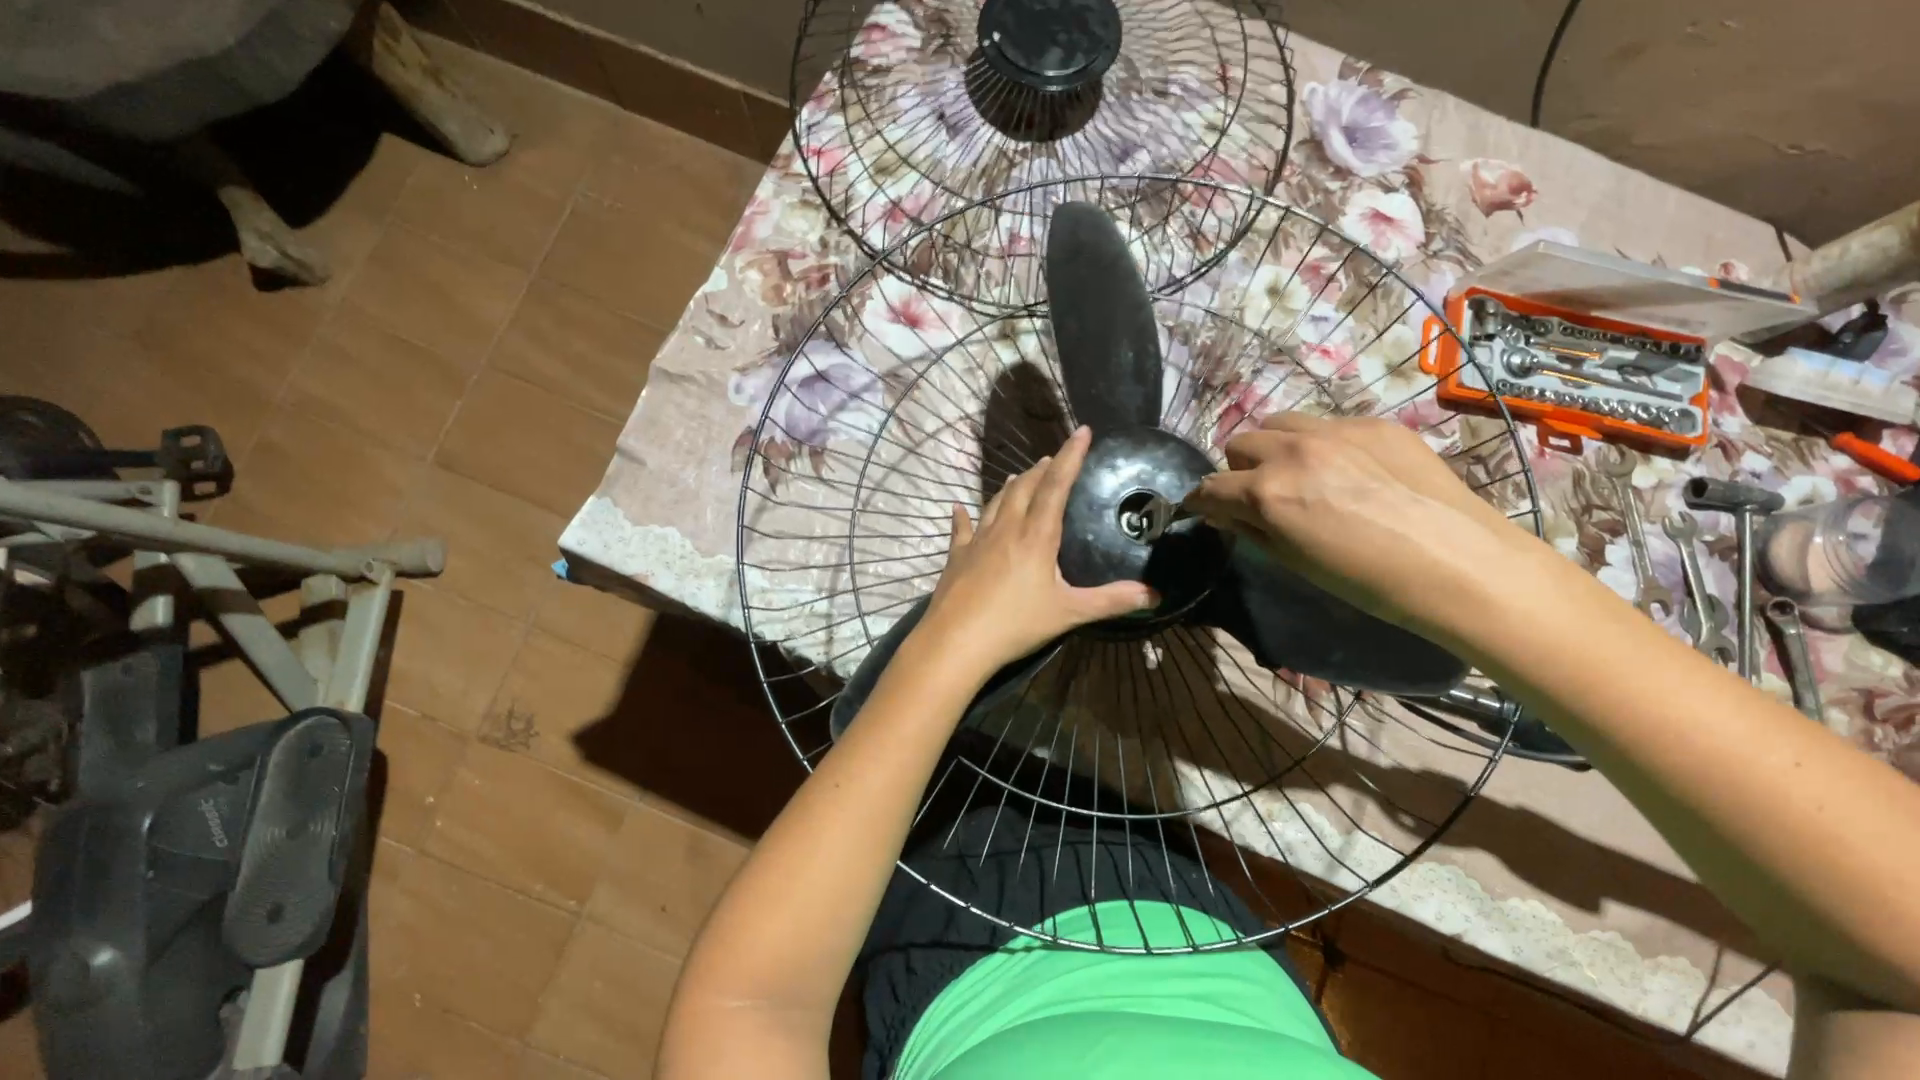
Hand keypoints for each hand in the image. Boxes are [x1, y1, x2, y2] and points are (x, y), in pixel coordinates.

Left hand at [917, 427, 1157, 678]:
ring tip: (1022, 475)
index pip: (1057, 485)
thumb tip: (1154, 594)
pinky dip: (962, 517)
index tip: (1082, 431)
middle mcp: (1006, 529)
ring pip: (995, 503)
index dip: (1071, 456)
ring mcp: (977, 542)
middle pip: (1025, 488)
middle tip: (1054, 457)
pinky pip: (960, 530)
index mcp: (1036, 536)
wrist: (955, 642)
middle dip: (1042, 469)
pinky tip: (957, 508)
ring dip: (1011, 486)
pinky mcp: (956, 558)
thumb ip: (1111, 601)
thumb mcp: (1069, 613)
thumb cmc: (1015, 625)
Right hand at [1182, 414, 1535, 637]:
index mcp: (1267, 492)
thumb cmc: (1371, 581)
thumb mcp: (1297, 563)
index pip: (1210, 486)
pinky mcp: (1375, 424)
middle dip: (1241, 471)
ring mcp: (1336, 430)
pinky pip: (1328, 425)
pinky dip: (1323, 445)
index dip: (1203, 502)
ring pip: (1279, 423)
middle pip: (1239, 444)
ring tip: (1303, 476)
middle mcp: (1292, 450)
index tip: (1208, 512)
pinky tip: (1355, 475)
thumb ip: (1253, 530)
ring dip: (1276, 447)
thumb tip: (1226, 515)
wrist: (1460, 564)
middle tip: (1264, 497)